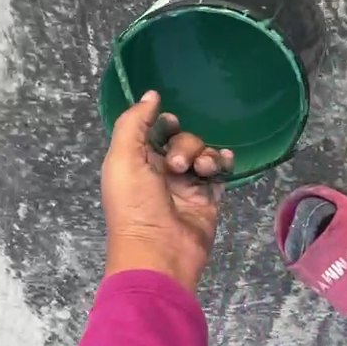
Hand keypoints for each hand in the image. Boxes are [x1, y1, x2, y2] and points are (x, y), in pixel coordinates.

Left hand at [101, 91, 233, 292]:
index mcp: (137, 162)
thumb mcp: (123, 160)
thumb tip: (152, 94)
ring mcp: (188, 185)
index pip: (154, 130)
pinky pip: (221, 171)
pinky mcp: (209, 197)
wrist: (161, 250)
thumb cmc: (135, 205)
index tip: (169, 123)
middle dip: (186, 145)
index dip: (164, 123)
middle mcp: (162, 171)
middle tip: (178, 166)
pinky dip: (224, 162)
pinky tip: (223, 163)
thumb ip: (134, 123)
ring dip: (205, 154)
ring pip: (204, 153)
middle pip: (183, 140)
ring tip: (201, 172)